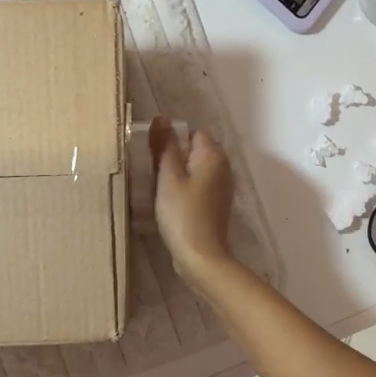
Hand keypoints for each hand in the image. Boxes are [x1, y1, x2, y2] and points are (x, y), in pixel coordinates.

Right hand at [149, 119, 233, 278]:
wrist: (201, 257)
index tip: (153, 156)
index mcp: (213, 155)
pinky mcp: (216, 205)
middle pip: (195, 150)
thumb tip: (161, 119)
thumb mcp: (168, 177)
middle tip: (152, 173)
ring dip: (178, 175)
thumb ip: (164, 147)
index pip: (192, 131)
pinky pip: (199, 186)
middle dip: (174, 156)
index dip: (171, 139)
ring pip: (196, 169)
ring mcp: (222, 188)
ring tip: (159, 189)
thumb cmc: (182, 214)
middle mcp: (223, 167)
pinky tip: (171, 203)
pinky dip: (185, 189)